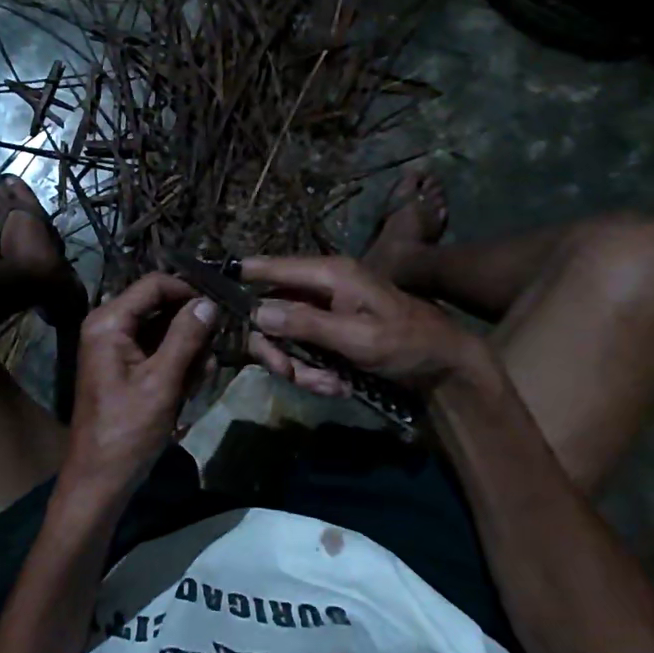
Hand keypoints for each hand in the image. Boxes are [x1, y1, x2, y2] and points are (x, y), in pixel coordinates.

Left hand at [63, 273, 219, 496]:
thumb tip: (208, 302)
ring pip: (163, 331)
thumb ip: (186, 337)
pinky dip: (176, 365)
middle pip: (160, 306)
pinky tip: (187, 390)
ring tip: (195, 382)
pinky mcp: (123, 366)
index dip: (188, 292)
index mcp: (108, 322)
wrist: (100, 477)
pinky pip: (157, 351)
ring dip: (187, 351)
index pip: (154, 285)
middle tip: (210, 355)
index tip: (221, 310)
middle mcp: (107, 326)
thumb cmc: (128, 429)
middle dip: (190, 328)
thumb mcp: (163, 381)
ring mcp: (114, 347)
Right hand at [240, 256, 485, 395]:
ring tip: (328, 385)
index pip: (269, 267)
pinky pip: (300, 353)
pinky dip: (312, 373)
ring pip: (281, 339)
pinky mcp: (325, 335)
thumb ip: (306, 324)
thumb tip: (257, 313)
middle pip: (268, 313)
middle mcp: (318, 289)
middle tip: (291, 374)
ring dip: (298, 367)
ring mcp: (321, 313)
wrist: (445, 369)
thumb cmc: (408, 343)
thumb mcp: (358, 337)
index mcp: (328, 274)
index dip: (239, 276)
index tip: (208, 291)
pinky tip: (336, 385)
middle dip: (276, 349)